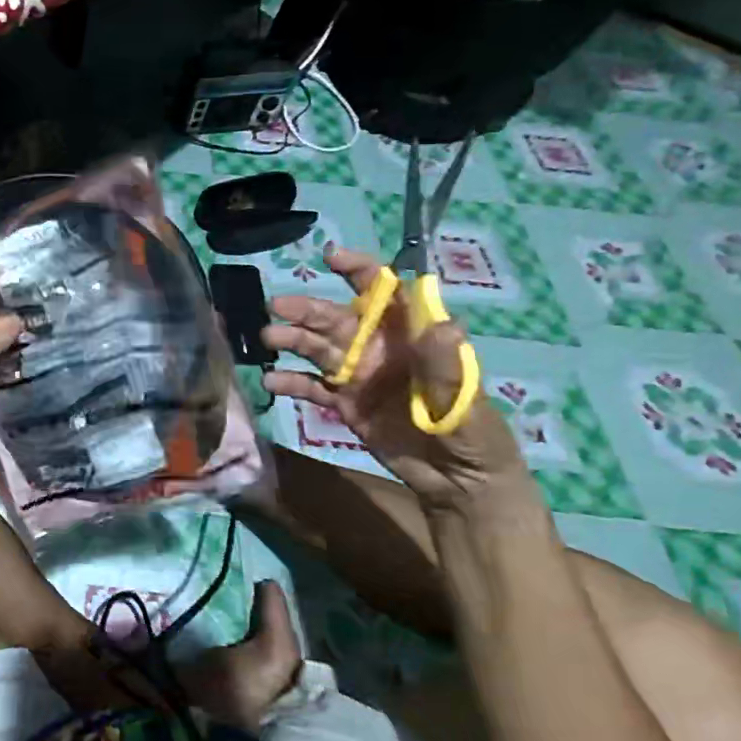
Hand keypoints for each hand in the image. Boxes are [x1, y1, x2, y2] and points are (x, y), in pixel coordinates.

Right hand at [261, 247, 529, 508]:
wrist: (461, 483)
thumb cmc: (472, 430)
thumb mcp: (463, 397)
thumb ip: (446, 363)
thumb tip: (443, 323)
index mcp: (408, 334)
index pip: (382, 290)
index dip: (357, 269)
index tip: (330, 257)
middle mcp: (378, 347)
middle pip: (337, 318)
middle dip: (308, 308)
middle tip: (278, 306)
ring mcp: (359, 375)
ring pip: (318, 348)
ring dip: (293, 339)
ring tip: (268, 338)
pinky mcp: (345, 405)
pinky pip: (313, 387)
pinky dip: (291, 381)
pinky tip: (270, 380)